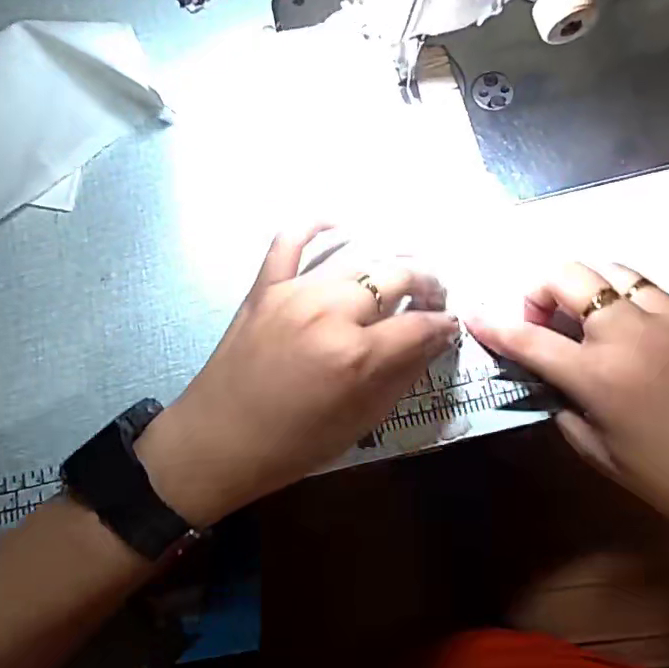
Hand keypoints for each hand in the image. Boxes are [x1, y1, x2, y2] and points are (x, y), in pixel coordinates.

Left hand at [136, 225, 458, 526]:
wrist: (217, 443)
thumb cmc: (295, 444)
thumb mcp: (362, 420)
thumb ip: (403, 374)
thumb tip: (434, 341)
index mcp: (357, 354)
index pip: (420, 324)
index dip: (444, 325)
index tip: (452, 326)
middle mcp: (330, 312)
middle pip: (396, 277)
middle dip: (427, 283)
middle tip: (435, 297)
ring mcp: (294, 293)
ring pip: (357, 259)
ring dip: (389, 263)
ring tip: (402, 274)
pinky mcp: (264, 287)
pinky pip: (290, 241)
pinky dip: (315, 226)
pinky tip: (339, 223)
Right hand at [466, 262, 668, 592]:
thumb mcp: (609, 460)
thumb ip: (570, 412)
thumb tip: (556, 380)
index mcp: (602, 377)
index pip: (530, 340)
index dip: (496, 326)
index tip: (477, 316)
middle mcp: (635, 333)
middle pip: (570, 274)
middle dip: (543, 289)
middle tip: (550, 319)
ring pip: (618, 272)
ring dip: (594, 290)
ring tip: (599, 320)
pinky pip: (667, 299)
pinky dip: (646, 313)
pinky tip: (662, 347)